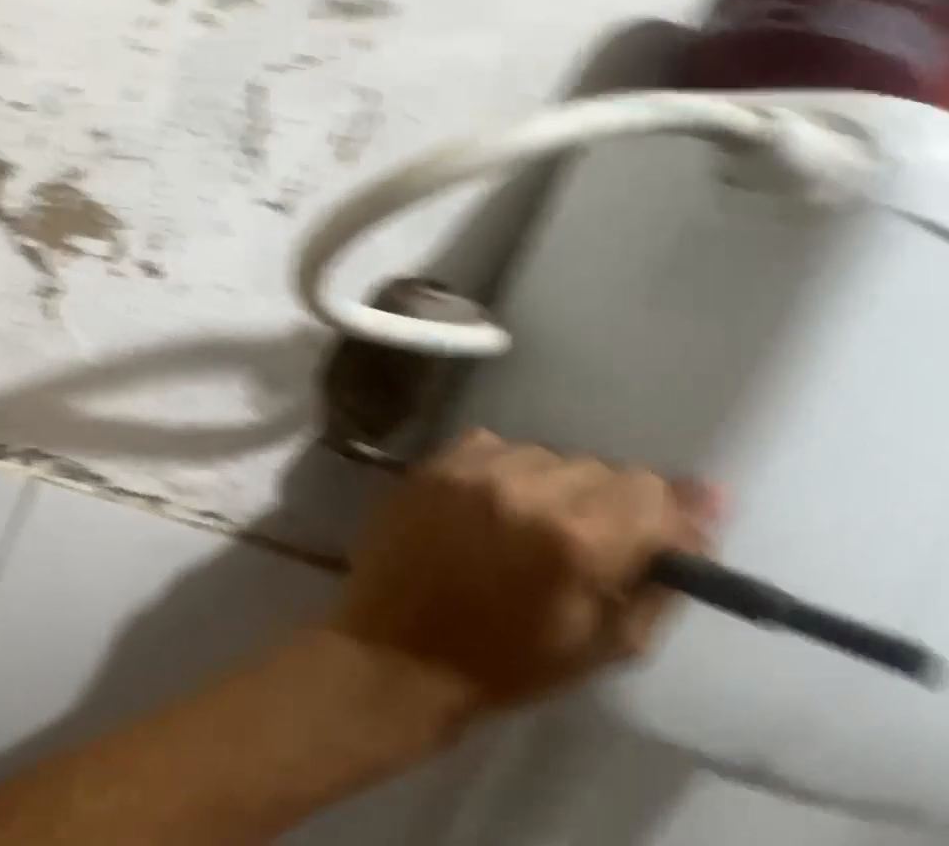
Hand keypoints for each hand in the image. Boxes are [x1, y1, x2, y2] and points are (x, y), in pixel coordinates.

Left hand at [331, 429, 720, 708]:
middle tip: (580, 546)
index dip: (658, 518)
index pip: (651, 490)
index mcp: (577, 538)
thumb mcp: (610, 640)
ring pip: (544, 455)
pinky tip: (490, 506)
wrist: (395, 651)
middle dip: (605, 505)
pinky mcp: (428, 467)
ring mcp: (468, 473)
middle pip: (599, 468)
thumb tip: (710, 501)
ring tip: (528, 527)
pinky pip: (488, 445)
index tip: (645, 545)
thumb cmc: (508, 661)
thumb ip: (664, 573)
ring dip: (551, 485)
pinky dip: (501, 469)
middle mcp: (523, 491)